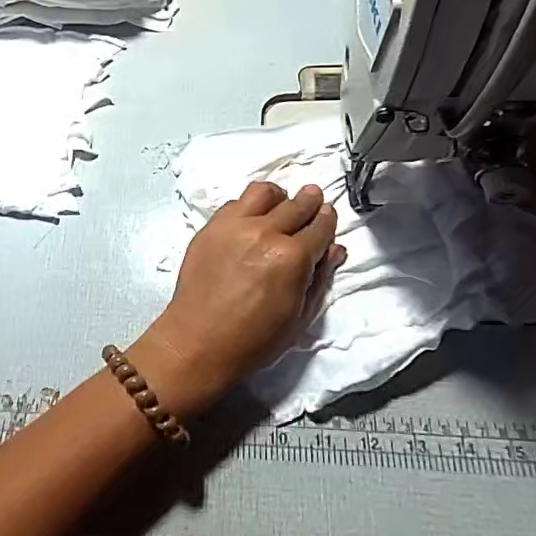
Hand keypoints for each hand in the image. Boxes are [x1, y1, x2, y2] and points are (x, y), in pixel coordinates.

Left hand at [131, 182, 345, 416]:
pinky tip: (251, 219)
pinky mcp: (211, 228)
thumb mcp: (300, 316)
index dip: (328, 220)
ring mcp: (235, 227)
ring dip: (278, 196)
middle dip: (310, 200)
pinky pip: (235, 203)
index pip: (321, 226)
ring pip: (264, 192)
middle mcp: (265, 233)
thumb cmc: (254, 339)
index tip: (328, 215)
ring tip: (281, 204)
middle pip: (297, 204)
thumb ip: (320, 278)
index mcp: (293, 257)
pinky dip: (249, 206)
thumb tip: (335, 250)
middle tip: (313, 198)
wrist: (200, 342)